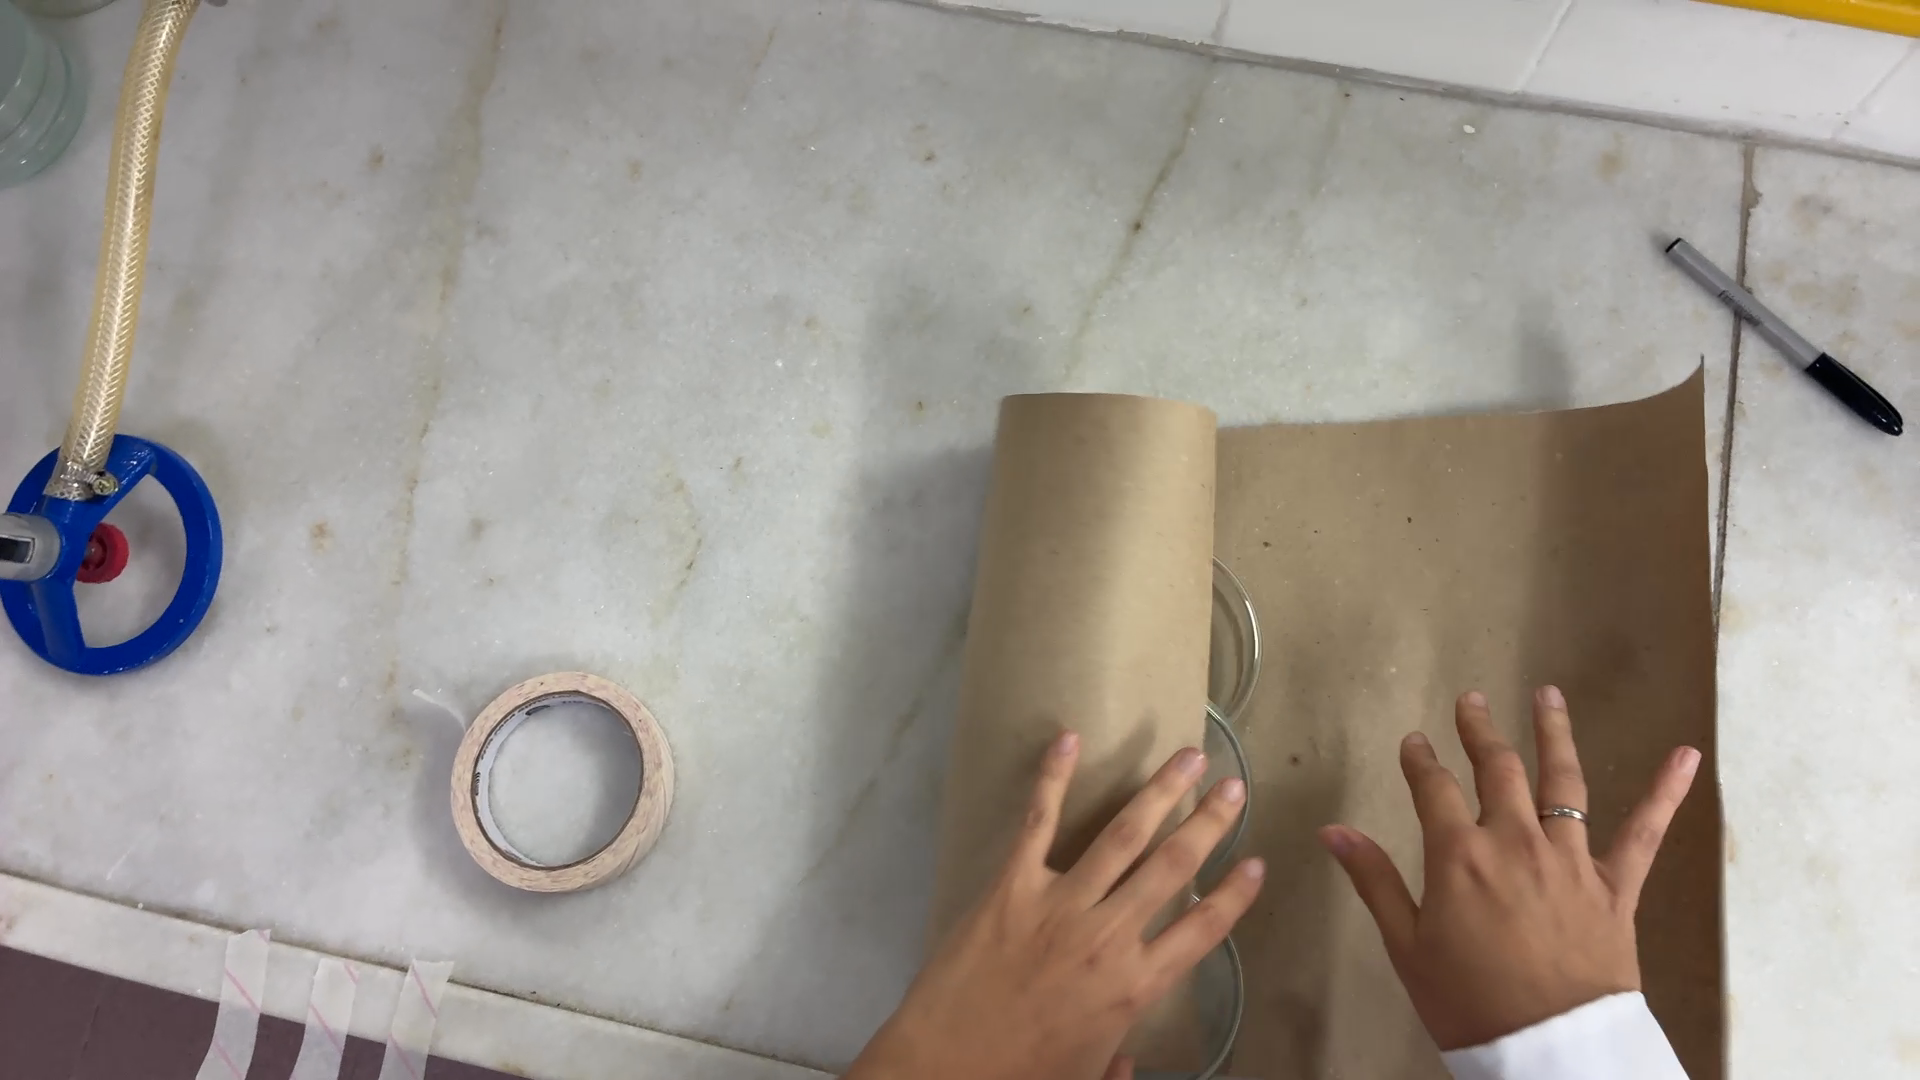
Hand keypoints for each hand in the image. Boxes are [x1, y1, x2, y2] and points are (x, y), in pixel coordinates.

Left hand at [847, 732, 1266, 1079]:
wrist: (944, 1066)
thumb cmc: (1019, 1075)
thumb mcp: (1086, 1076)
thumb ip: (1118, 1063)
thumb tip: (1130, 1059)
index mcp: (1133, 986)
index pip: (1202, 930)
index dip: (1234, 896)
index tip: (1258, 862)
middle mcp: (1108, 935)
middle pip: (1171, 867)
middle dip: (1207, 822)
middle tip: (1233, 785)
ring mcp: (1060, 902)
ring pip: (1122, 836)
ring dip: (1158, 793)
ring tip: (1187, 757)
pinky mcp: (1013, 882)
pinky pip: (1038, 821)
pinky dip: (1053, 778)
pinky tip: (1069, 740)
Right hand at [1320, 686, 1699, 1050]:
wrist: (1556, 1058)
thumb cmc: (1469, 999)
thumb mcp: (1406, 942)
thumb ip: (1372, 877)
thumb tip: (1331, 830)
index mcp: (1458, 853)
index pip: (1432, 785)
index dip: (1419, 759)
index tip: (1413, 740)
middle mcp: (1514, 841)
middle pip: (1495, 769)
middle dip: (1478, 730)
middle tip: (1470, 699)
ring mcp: (1570, 860)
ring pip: (1562, 783)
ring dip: (1552, 734)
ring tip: (1546, 695)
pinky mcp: (1616, 888)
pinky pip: (1643, 835)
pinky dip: (1666, 793)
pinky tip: (1683, 757)